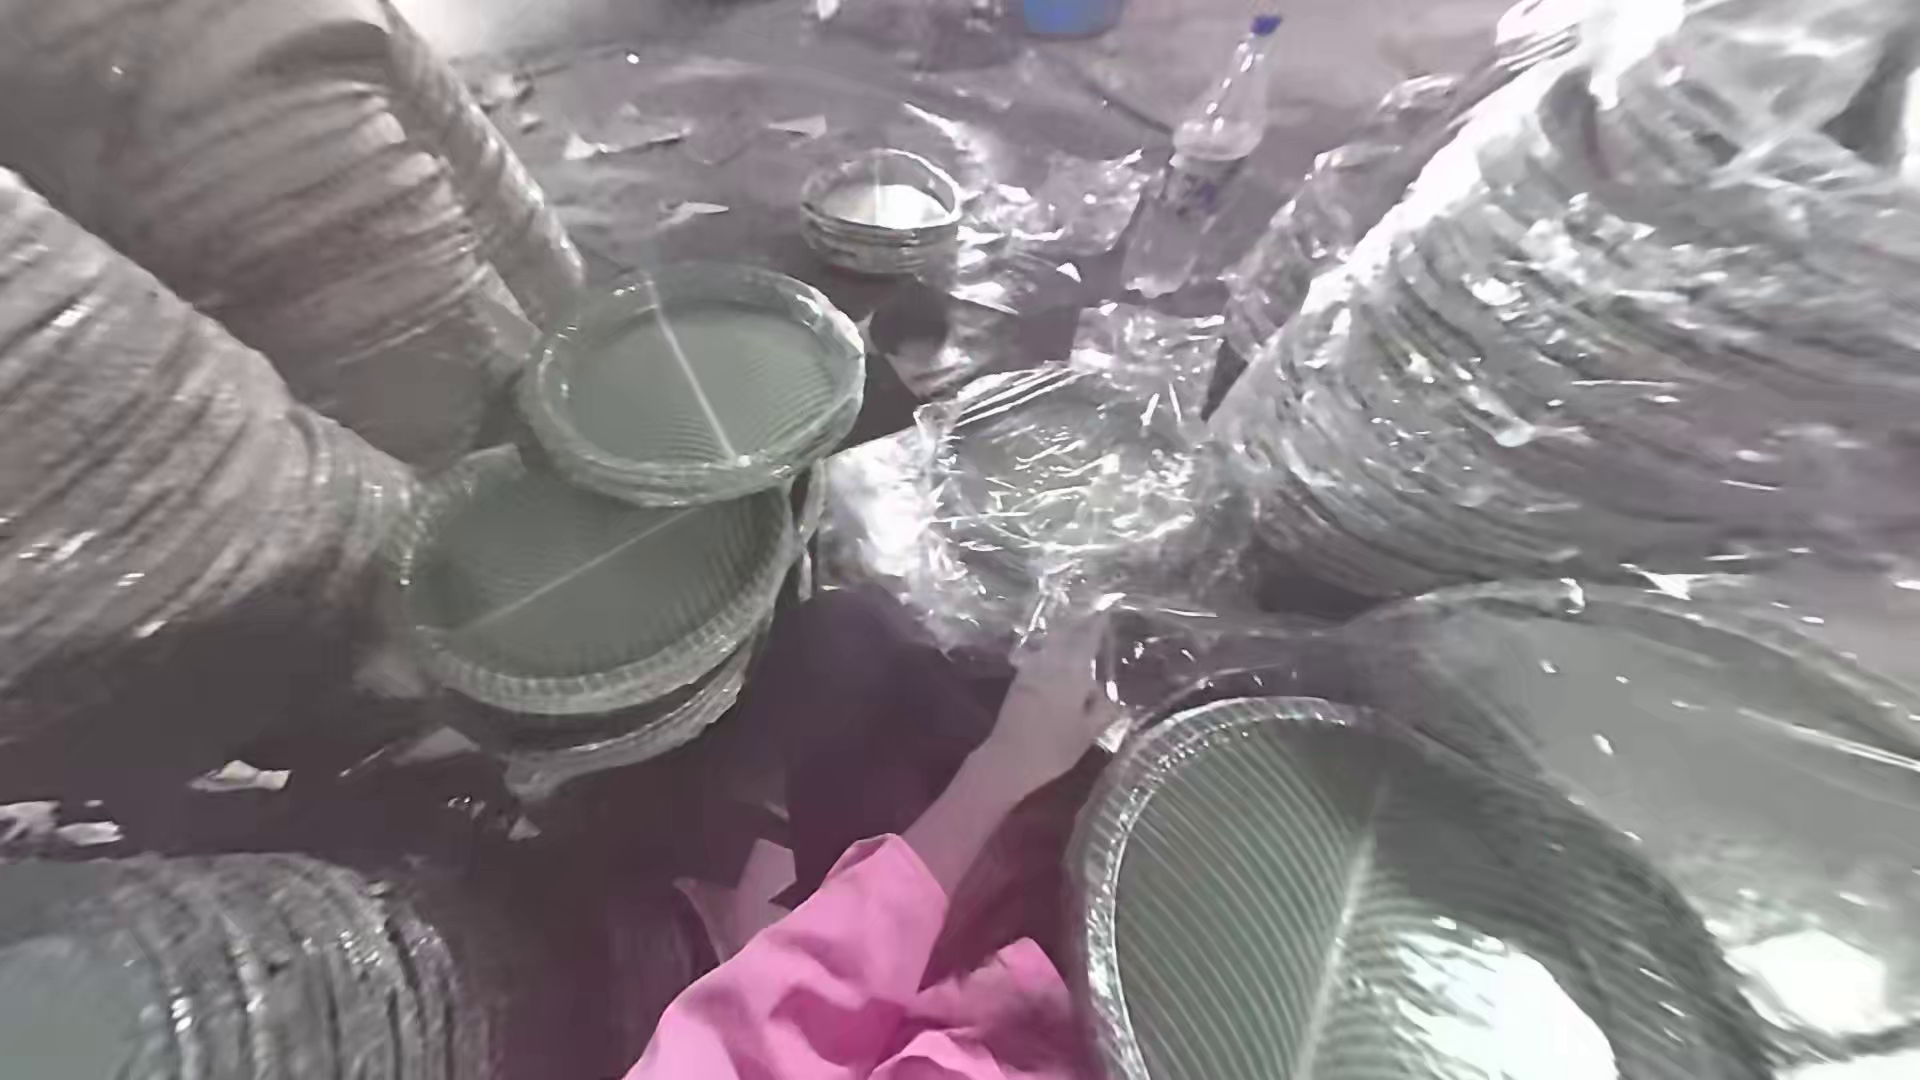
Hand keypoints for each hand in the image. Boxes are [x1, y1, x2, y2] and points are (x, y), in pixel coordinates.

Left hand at [973, 616, 1116, 798]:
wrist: (1009, 759)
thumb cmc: (1054, 749)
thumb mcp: (1088, 734)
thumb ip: (1103, 711)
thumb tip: (1112, 697)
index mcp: (1070, 674)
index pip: (1086, 641)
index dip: (1095, 625)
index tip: (1104, 611)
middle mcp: (1049, 665)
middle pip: (1065, 638)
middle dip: (1079, 628)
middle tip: (1092, 621)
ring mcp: (1030, 672)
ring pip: (1050, 647)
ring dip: (1063, 640)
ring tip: (1077, 640)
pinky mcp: (1018, 682)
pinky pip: (1038, 659)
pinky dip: (1049, 655)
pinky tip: (1057, 664)